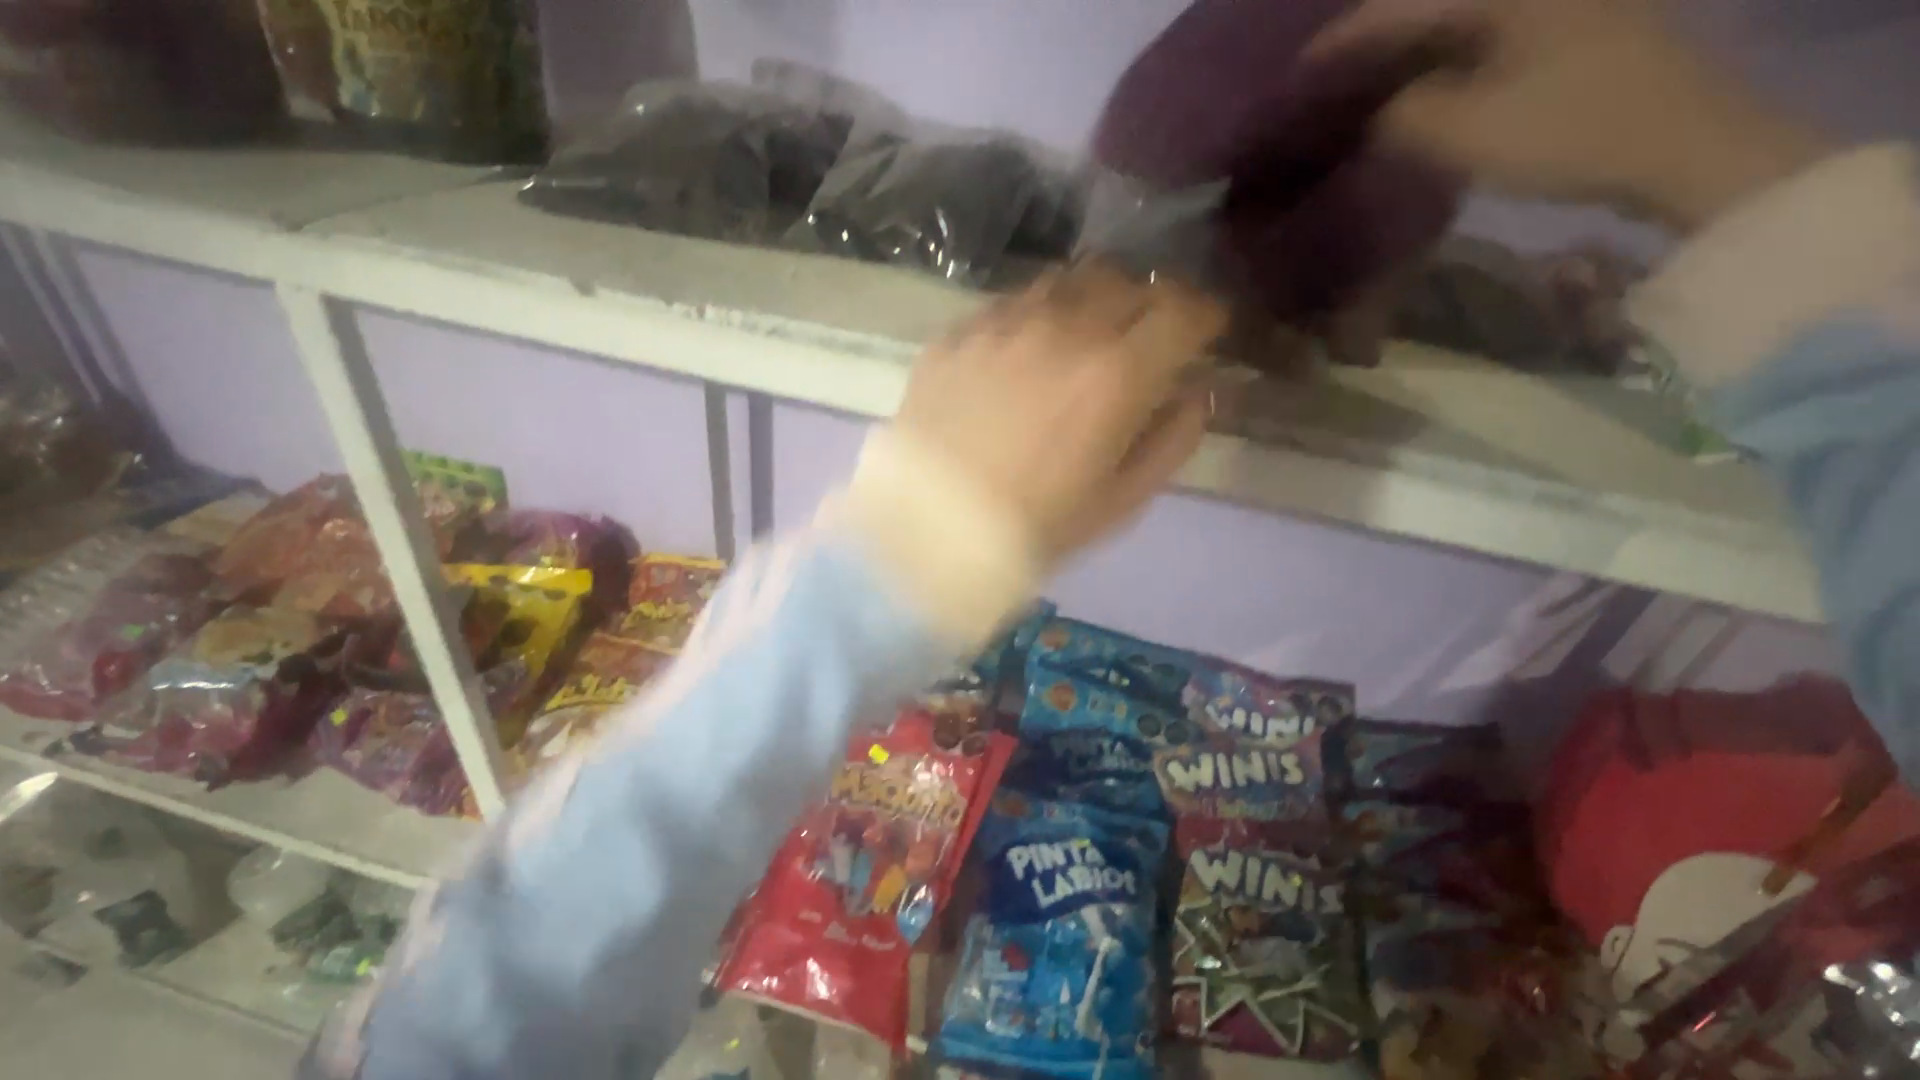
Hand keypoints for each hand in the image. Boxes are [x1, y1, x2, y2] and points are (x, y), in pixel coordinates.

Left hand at [893, 264, 1225, 564]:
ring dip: (1093, 300)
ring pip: (1068, 282)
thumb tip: (1197, 394)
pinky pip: (1011, 304)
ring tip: (1089, 332)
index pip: (1183, 311)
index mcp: (1116, 373)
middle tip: (1150, 332)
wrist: (926, 531)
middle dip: (1152, 303)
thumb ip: (1172, 439)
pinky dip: (1036, 315)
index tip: (1205, 331)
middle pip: (1128, 283)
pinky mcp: (957, 334)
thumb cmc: (1034, 528)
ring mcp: (1004, 324)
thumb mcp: (1121, 500)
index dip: (1204, 316)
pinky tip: (1027, 349)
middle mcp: (1064, 329)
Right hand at [1310, 0, 1825, 230]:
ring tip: (1363, 88)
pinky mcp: (1576, 33)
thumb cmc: (1575, 132)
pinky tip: (1423, 91)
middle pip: (1430, 6)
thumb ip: (1403, 116)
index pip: (1399, 6)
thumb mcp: (1469, 132)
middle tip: (1325, 81)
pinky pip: (1488, 38)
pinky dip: (1446, 64)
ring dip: (1409, 55)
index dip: (1341, 41)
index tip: (1295, 75)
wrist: (1693, 148)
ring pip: (1460, 23)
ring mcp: (1560, 5)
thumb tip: (1378, 112)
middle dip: (1373, 42)